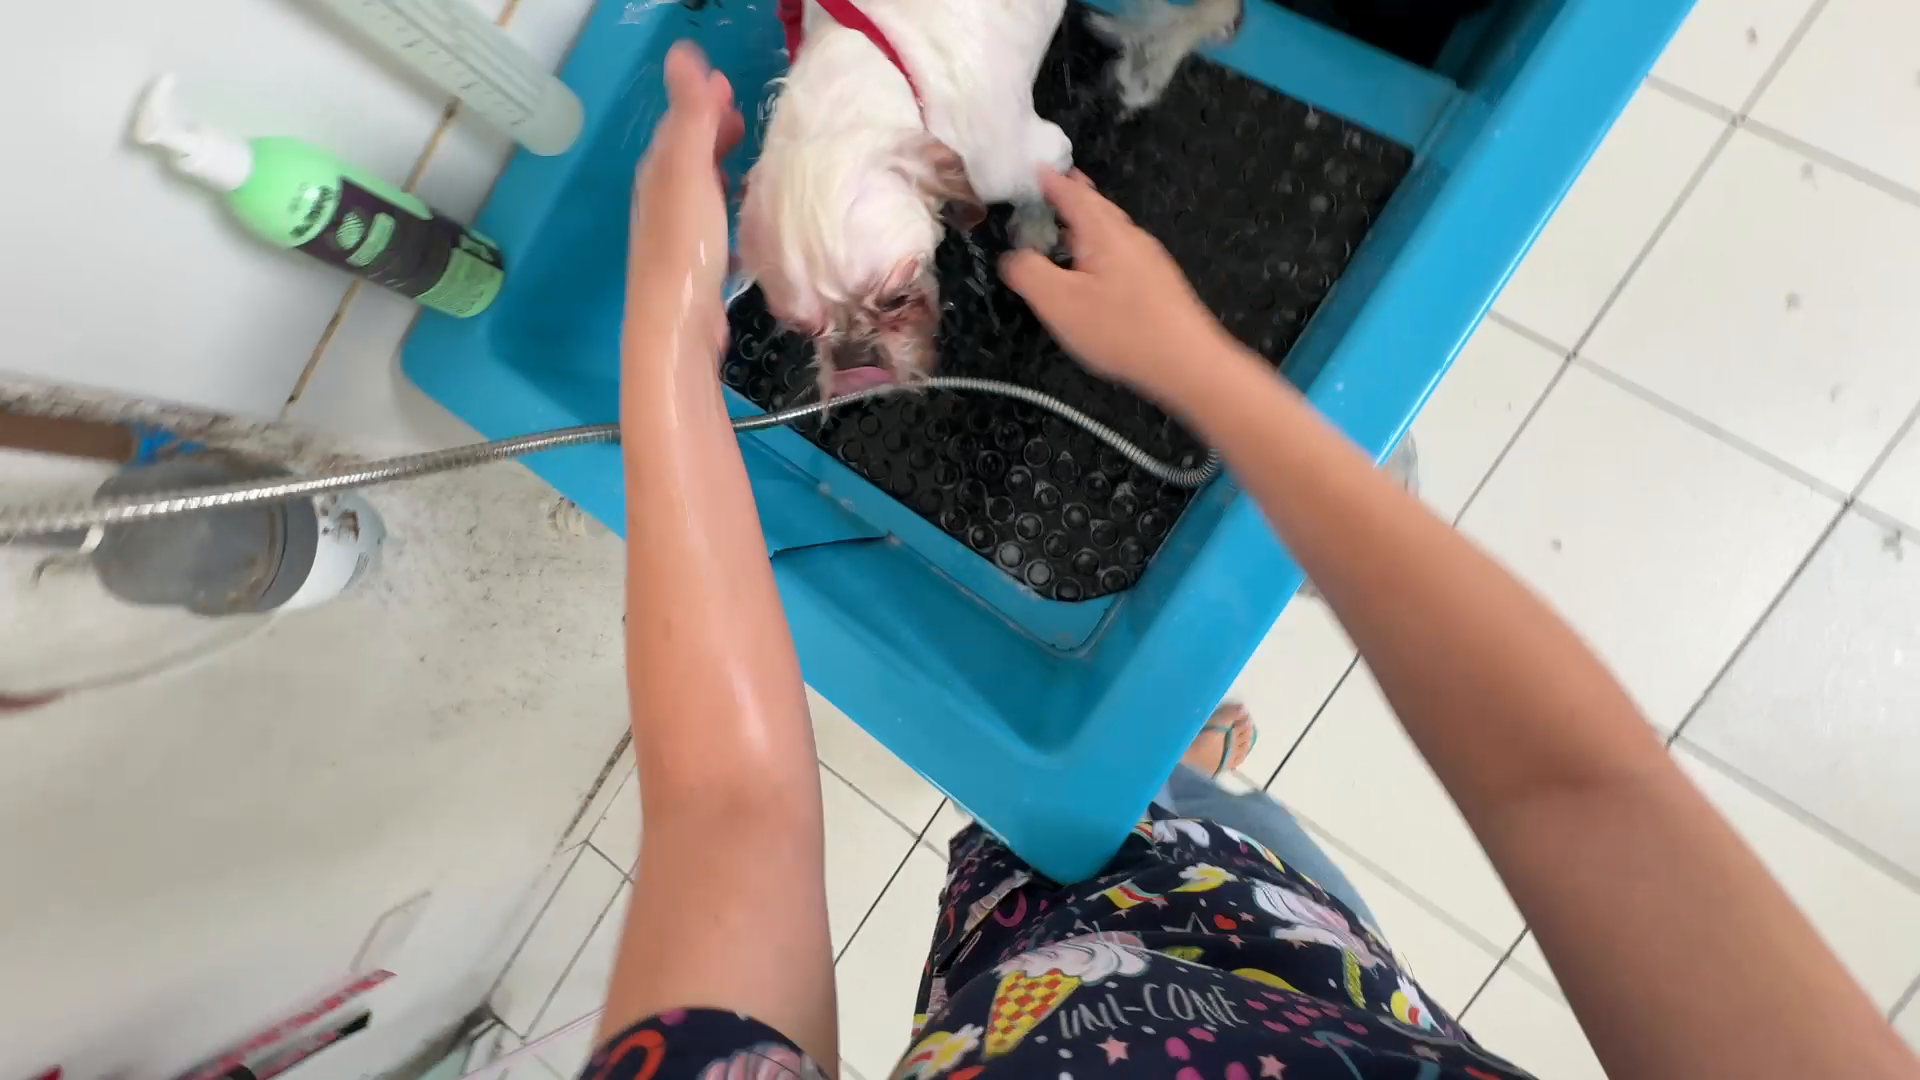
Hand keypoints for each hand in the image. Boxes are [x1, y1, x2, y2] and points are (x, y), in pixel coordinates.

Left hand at [625, 43, 746, 366]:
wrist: (678, 322)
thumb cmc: (686, 246)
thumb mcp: (690, 173)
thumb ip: (691, 118)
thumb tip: (684, 56)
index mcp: (658, 173)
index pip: (677, 126)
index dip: (699, 103)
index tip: (727, 86)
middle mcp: (662, 201)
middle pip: (685, 156)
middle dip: (709, 133)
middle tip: (740, 117)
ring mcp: (678, 236)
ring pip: (698, 190)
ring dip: (718, 169)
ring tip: (744, 160)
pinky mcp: (696, 266)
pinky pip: (710, 224)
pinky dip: (724, 209)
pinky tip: (741, 219)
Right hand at [1000, 170, 1231, 401]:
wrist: (1183, 360)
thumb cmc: (1120, 330)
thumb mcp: (1059, 303)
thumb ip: (1028, 273)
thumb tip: (1011, 257)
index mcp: (1102, 233)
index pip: (1072, 194)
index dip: (1050, 181)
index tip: (1036, 170)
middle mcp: (1129, 237)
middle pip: (1097, 208)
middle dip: (1073, 197)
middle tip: (1054, 188)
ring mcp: (1147, 260)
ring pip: (1111, 232)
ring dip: (1087, 226)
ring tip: (1068, 229)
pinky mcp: (1157, 285)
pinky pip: (1122, 255)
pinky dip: (1101, 251)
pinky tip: (1096, 271)